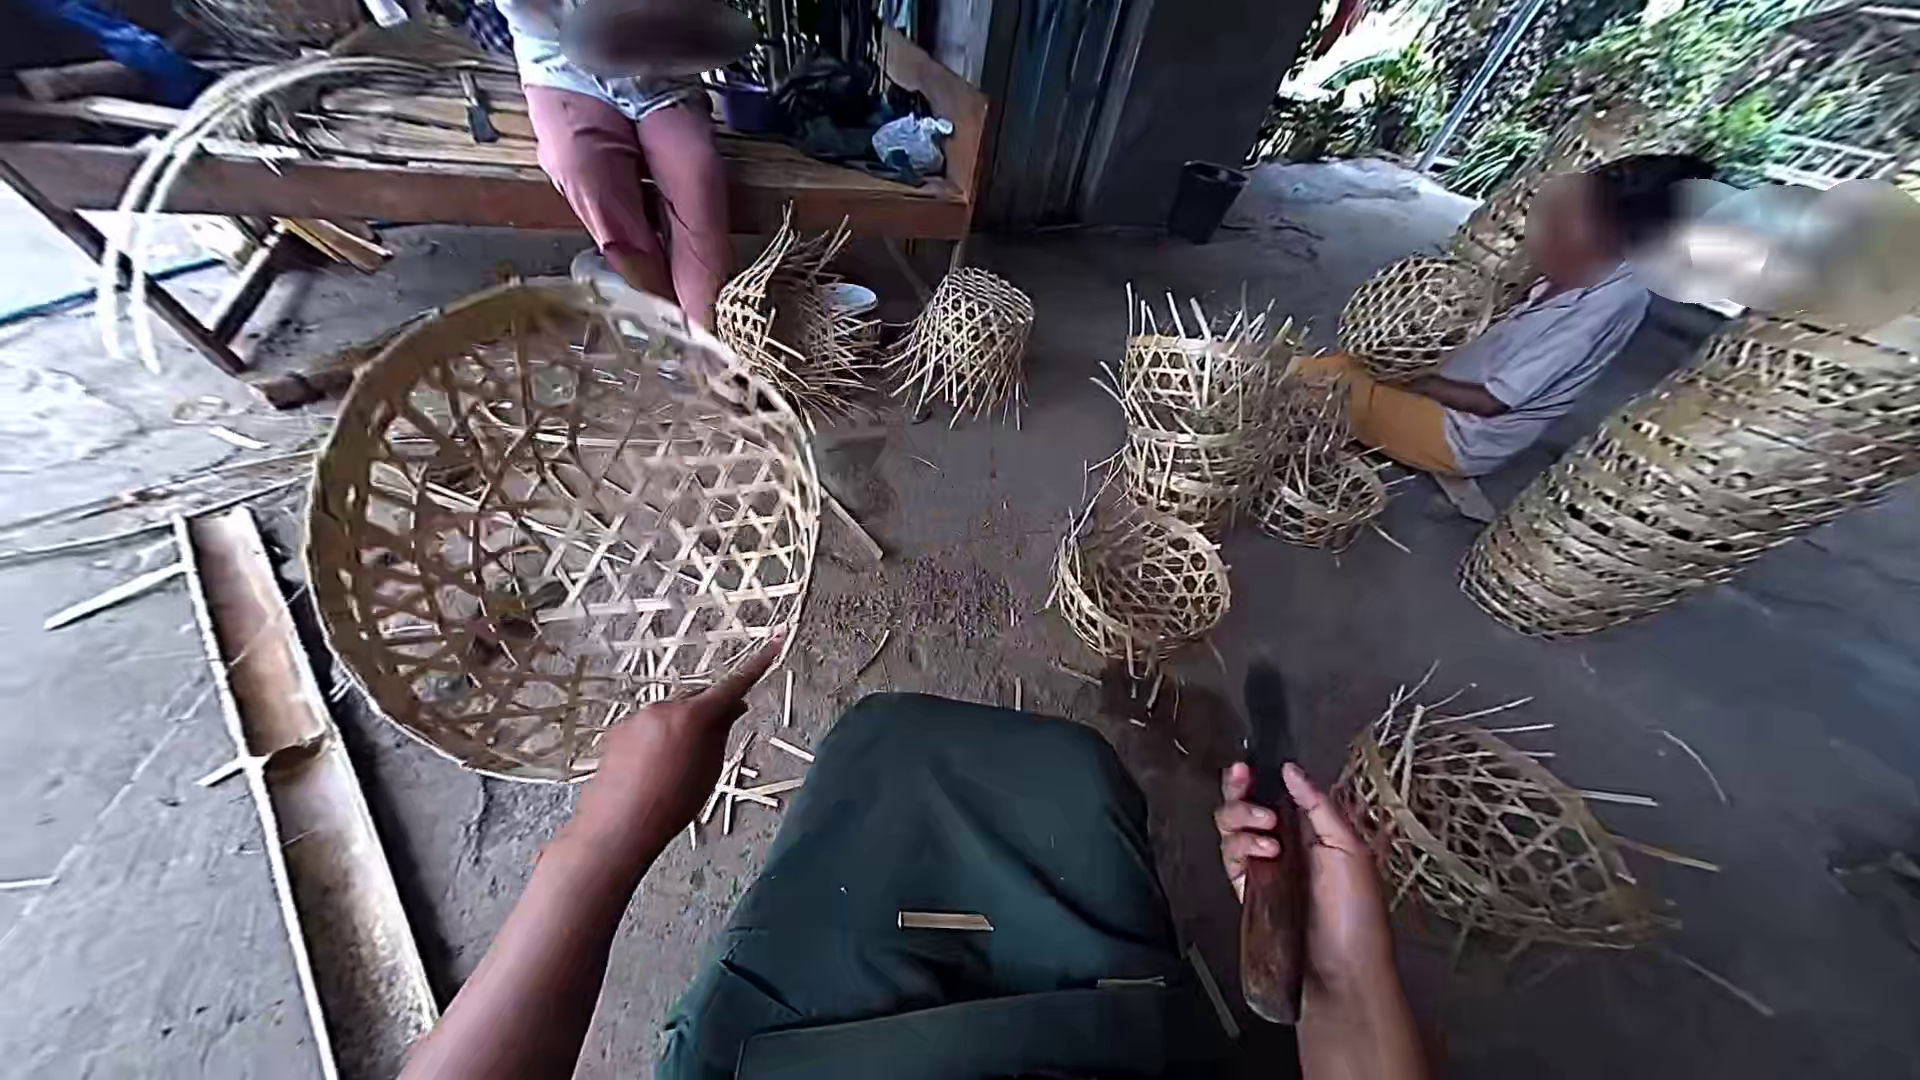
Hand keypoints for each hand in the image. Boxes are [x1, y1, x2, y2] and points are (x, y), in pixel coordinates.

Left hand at [572, 635, 783, 854]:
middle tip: (717, 740)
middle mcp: (665, 707)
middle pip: (699, 699)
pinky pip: (650, 725)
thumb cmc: (671, 804)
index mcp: (694, 716)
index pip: (734, 684)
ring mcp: (639, 717)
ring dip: (682, 728)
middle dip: (710, 713)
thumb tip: (733, 707)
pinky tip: (653, 768)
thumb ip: (722, 731)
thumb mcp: (711, 769)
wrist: (615, 829)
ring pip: (674, 713)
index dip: (759, 663)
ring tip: (678, 767)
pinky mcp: (619, 730)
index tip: (776, 641)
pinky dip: (659, 738)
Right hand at [1216, 762, 1394, 996]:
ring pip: (1229, 822)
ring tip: (1264, 826)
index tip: (1250, 765)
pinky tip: (1264, 852)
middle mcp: (1280, 840)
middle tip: (1241, 779)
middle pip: (1242, 801)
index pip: (1273, 790)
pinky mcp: (1245, 883)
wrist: (1343, 970)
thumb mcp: (1350, 849)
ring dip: (1241, 815)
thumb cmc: (1358, 913)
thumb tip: (1290, 768)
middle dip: (1237, 787)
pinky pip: (1228, 852)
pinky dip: (1240, 845)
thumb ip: (1319, 805)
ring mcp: (1260, 861)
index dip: (1257, 775)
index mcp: (1307, 828)